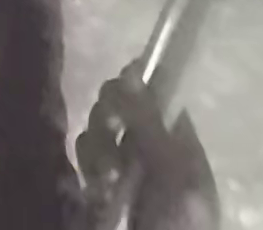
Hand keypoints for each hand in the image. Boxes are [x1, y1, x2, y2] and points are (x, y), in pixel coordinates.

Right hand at [79, 68, 219, 229]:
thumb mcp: (176, 180)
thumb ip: (151, 125)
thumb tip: (131, 67)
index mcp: (178, 138)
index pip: (153, 88)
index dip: (132, 82)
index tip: (120, 93)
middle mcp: (150, 144)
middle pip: (118, 102)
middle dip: (108, 116)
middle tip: (111, 135)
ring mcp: (125, 166)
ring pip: (97, 129)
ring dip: (97, 150)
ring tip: (106, 185)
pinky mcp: (101, 188)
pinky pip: (84, 159)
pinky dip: (87, 170)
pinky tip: (97, 195)